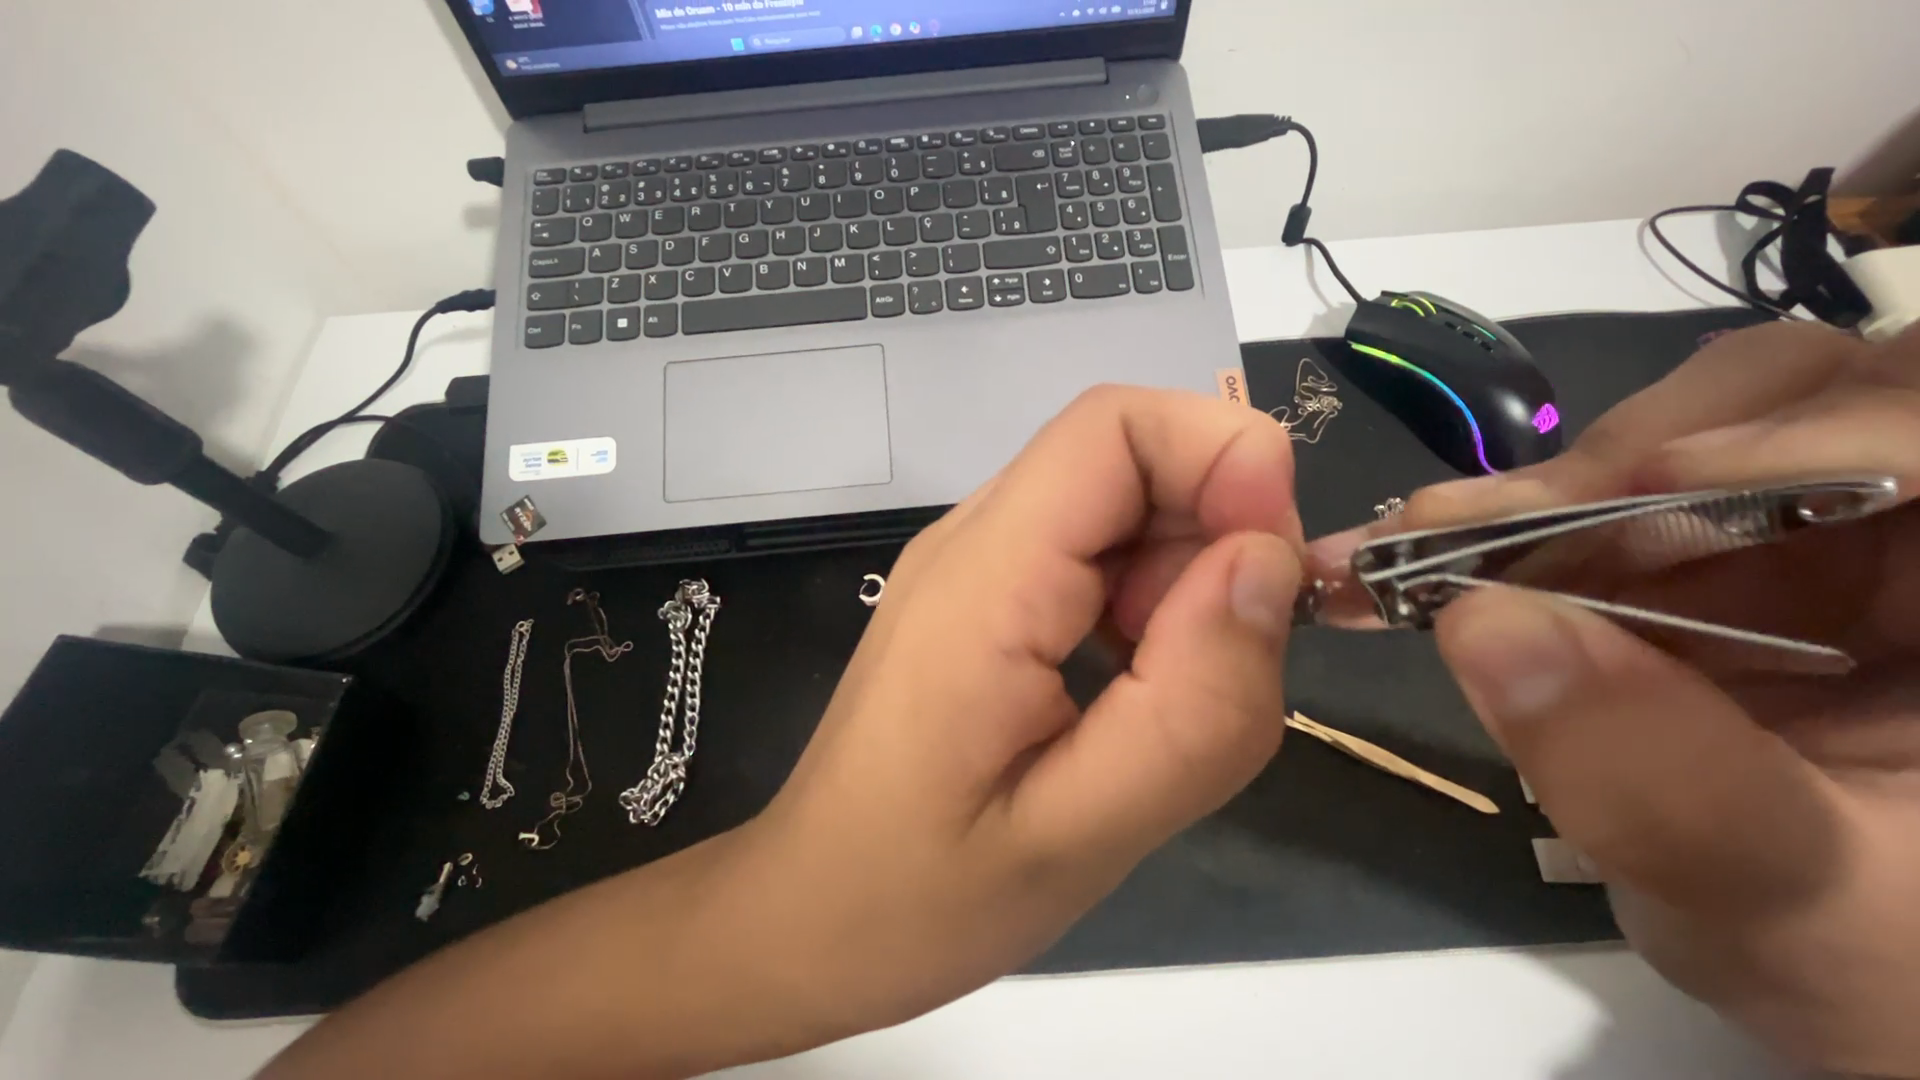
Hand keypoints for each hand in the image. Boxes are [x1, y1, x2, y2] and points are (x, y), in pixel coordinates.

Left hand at [734, 385, 1304, 1047]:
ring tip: (1176, 698)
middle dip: (1218, 530)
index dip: (1221, 458)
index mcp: (984, 578)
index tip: (1279, 567)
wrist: (812, 915)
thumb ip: (1191, 706)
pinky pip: (1096, 560)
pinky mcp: (988, 605)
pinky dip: (1153, 607)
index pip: (1112, 427)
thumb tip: (1267, 564)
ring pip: (1121, 511)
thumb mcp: (1079, 835)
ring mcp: (976, 570)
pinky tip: (1139, 696)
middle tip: (1239, 660)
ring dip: (1188, 581)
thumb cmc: (922, 897)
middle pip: (1125, 460)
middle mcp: (974, 544)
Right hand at [1311, 323, 1919, 1075]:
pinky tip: (1420, 564)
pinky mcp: (1723, 560)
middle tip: (1460, 532)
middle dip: (1612, 464)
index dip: (1792, 436)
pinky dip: (1509, 528)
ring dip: (1536, 496)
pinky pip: (1610, 501)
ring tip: (1413, 553)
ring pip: (1675, 440)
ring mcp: (1818, 536)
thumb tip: (1475, 626)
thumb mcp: (1784, 911)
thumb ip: (1655, 781)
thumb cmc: (1882, 983)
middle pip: (1788, 403)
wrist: (1865, 1006)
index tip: (1619, 497)